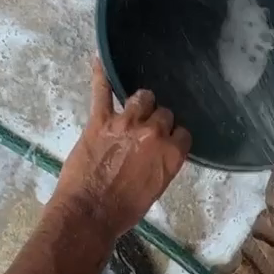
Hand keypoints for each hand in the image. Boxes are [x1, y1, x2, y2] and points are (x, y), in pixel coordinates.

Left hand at [51, 61, 191, 238]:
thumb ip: (163, 163)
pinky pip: (101, 91)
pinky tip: (98, 59)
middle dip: (158, 120)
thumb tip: (160, 152)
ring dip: (140, 103)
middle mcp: (153, 133)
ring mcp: (125, 123)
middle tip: (147, 131)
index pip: (184, 132)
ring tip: (134, 108)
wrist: (89, 214)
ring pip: (141, 97)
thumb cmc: (124, 210)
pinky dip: (100, 74)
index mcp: (172, 154)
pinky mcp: (99, 120)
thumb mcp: (156, 189)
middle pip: (164, 113)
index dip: (175, 136)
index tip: (169, 141)